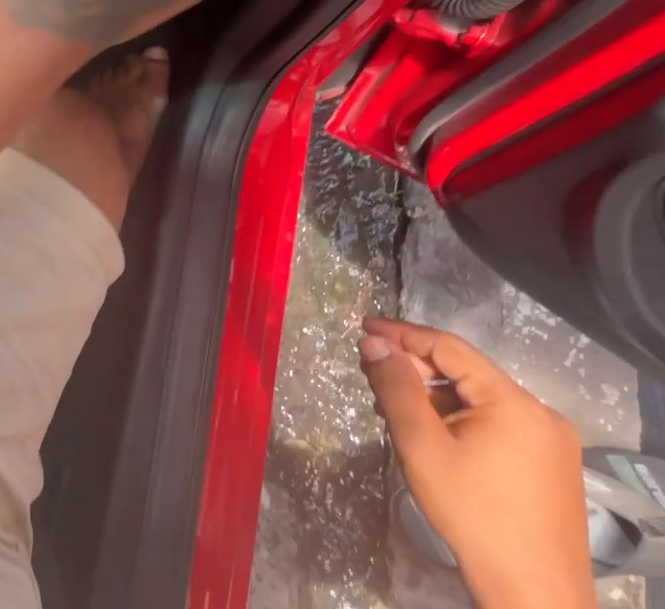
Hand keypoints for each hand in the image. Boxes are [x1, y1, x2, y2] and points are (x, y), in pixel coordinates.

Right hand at [359, 318, 595, 608]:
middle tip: (370, 379)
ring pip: (476, 398)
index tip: (361, 327)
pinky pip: (492, 422)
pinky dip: (454, 418)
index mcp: (515, 404)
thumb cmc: (471, 508)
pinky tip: (429, 436)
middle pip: (465, 372)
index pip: (450, 348)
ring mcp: (549, 441)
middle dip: (413, 369)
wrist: (532, 586)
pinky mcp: (547, 463)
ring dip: (431, 396)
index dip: (402, 333)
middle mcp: (540, 414)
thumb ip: (395, 386)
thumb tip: (374, 341)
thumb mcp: (420, 442)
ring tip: (393, 413)